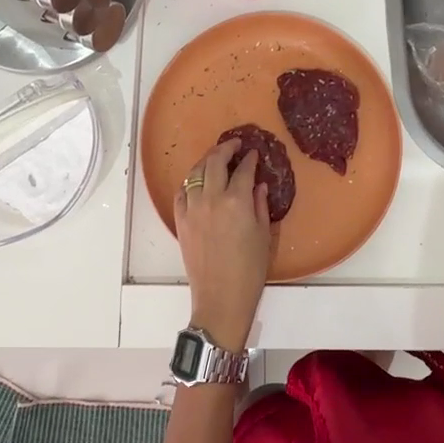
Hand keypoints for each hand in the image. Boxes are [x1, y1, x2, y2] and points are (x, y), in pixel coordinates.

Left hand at [174, 139, 273, 351]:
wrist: (221, 297)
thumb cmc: (250, 270)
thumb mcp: (263, 235)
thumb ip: (260, 205)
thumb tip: (258, 185)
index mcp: (237, 201)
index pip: (243, 170)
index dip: (249, 158)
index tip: (253, 153)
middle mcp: (212, 198)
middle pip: (215, 162)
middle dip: (225, 149)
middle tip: (234, 145)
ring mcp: (192, 208)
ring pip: (195, 173)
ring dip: (206, 161)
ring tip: (215, 158)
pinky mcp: (180, 220)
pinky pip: (182, 192)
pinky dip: (190, 182)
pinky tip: (197, 182)